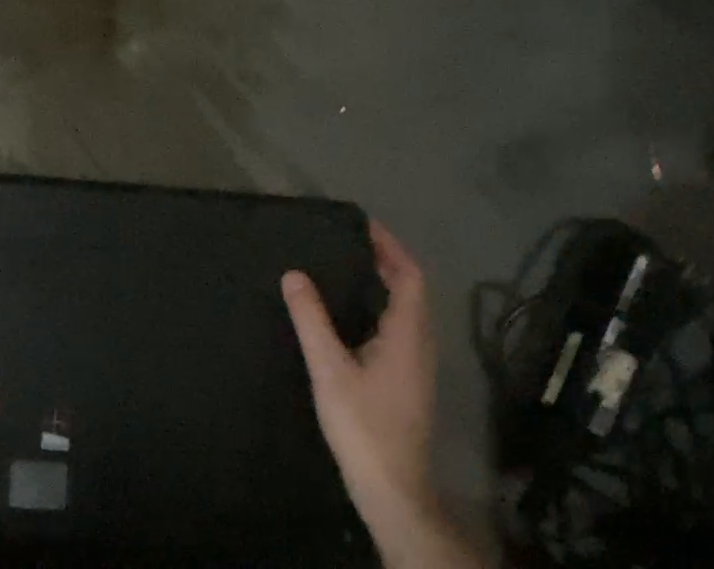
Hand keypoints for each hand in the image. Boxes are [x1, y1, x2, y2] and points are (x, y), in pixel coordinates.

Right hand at [281, 222, 444, 537]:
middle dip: (385, 262)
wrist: (392, 489)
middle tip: (346, 242)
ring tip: (345, 270)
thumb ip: (311, 319)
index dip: (390, 247)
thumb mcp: (329, 369)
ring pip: (407, 312)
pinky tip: (350, 318)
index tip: (361, 225)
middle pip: (411, 291)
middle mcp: (420, 346)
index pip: (409, 276)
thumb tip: (293, 273)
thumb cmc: (363, 426)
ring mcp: (417, 367)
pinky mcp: (408, 384)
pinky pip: (399, 330)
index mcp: (407, 336)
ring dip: (384, 286)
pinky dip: (380, 309)